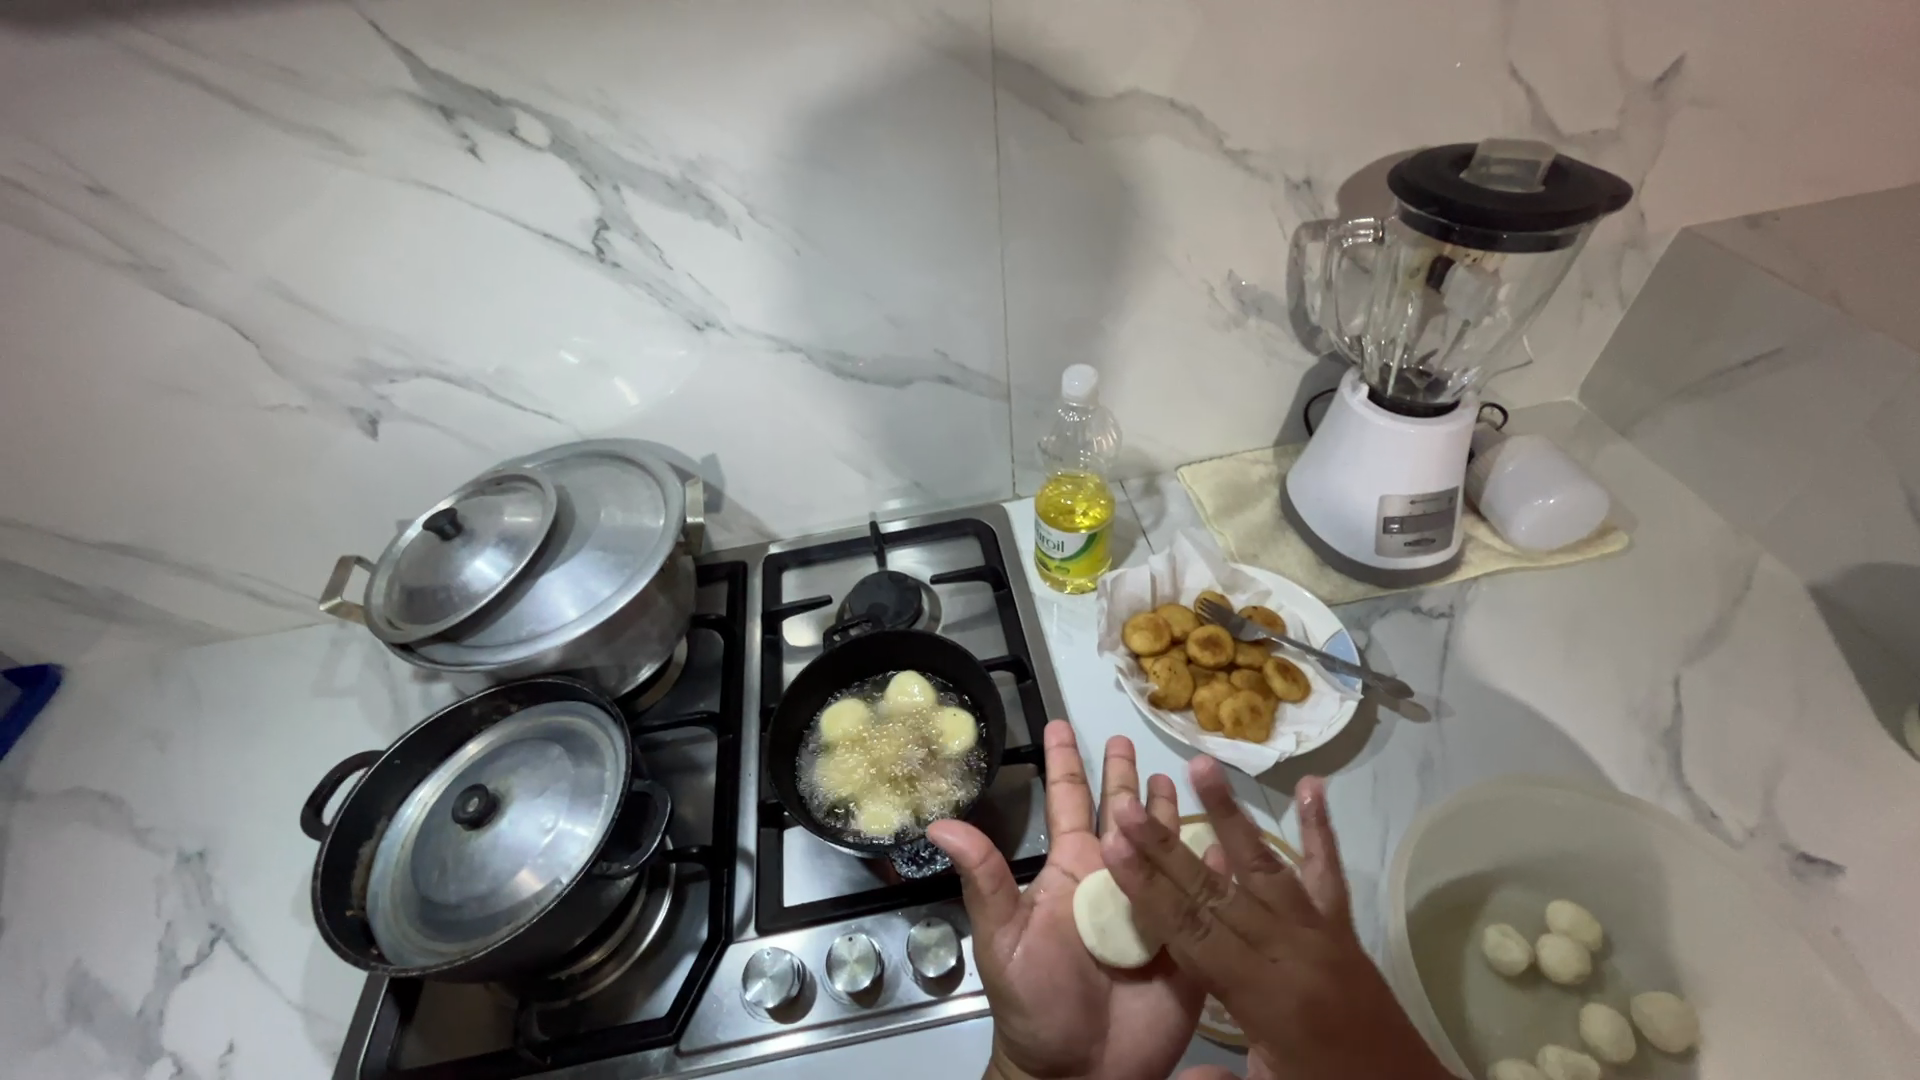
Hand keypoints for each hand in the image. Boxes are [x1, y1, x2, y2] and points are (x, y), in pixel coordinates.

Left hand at [928, 721, 1202, 1079]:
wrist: (1079, 1073)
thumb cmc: (1034, 1002)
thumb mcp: (1004, 935)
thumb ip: (984, 878)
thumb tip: (939, 824)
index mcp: (1069, 870)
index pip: (1067, 801)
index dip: (1065, 762)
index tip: (1060, 724)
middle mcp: (1111, 876)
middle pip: (1120, 812)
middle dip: (1121, 774)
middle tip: (1125, 736)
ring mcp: (1150, 904)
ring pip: (1163, 842)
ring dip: (1166, 809)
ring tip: (1175, 773)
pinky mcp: (1186, 938)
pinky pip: (1202, 893)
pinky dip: (1213, 863)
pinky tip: (1223, 838)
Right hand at [1102, 757, 1452, 1079]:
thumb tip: (1176, 1074)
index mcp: (1265, 998)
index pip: (1192, 932)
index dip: (1148, 889)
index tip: (1111, 846)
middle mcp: (1289, 953)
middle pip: (1215, 891)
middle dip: (1165, 847)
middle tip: (1127, 805)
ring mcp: (1320, 934)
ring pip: (1265, 864)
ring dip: (1228, 813)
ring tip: (1200, 766)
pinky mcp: (1344, 930)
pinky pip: (1329, 873)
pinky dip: (1320, 828)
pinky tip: (1312, 787)